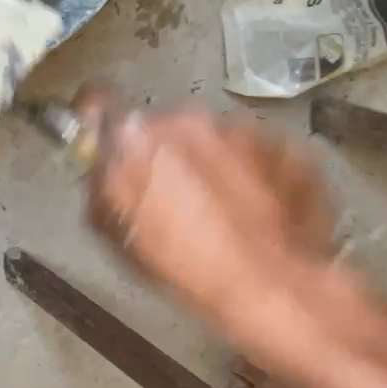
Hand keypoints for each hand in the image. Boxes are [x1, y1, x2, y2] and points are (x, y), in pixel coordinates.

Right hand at [73, 87, 339, 326]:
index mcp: (134, 136)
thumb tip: (100, 168)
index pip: (96, 100)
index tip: (105, 135)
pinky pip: (260, 152)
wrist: (275, 287)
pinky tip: (257, 208)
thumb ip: (98, 184)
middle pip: (162, 124)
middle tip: (173, 190)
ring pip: (214, 137)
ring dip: (212, 160)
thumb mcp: (113, 229)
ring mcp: (244, 131)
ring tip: (223, 205)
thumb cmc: (183, 261)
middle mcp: (186, 120)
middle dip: (164, 150)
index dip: (96, 116)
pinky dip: (255, 172)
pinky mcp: (291, 149)